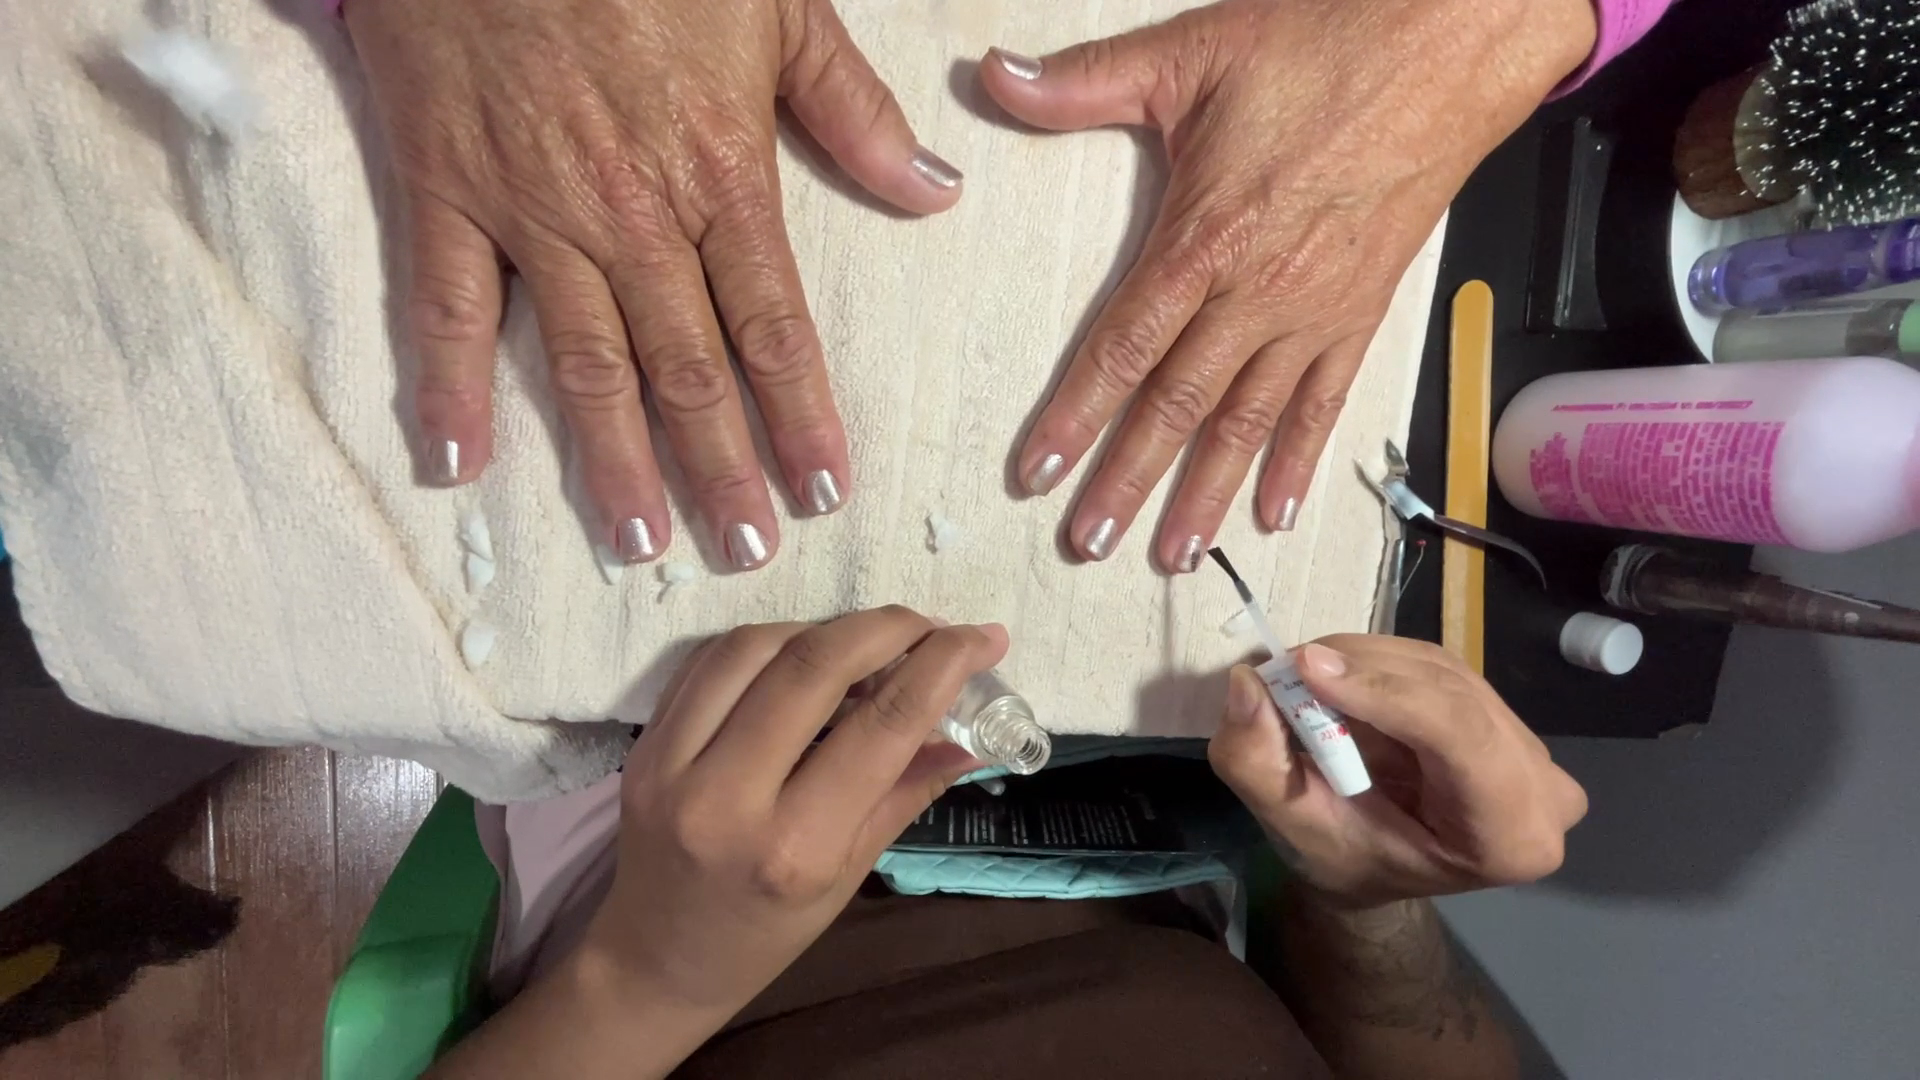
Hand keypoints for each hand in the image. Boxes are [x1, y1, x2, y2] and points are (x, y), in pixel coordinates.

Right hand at [347, 0, 963, 568]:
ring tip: (642, 543)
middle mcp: (635, 219)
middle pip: (692, 376)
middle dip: (725, 472)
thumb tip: (935, 193)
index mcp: (724, 181)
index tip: (824, 491)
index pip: (777, 333)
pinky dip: (447, 389)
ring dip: (616, 465)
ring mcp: (536, 212)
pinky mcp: (445, 189)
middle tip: (748, 552)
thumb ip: (858, 116)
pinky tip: (458, 466)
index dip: (803, 421)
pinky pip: (445, 308)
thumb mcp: (783, 7)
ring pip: (588, 367)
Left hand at [579, 608, 1003, 1018]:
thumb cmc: (767, 932)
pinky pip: (715, 656)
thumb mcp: (852, 872)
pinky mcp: (646, 739)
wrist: (652, 959)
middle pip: (817, 666)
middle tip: (931, 626)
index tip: (983, 638)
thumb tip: (973, 734)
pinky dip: (773, 637)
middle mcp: (728, 796)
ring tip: (870, 641)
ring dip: (829, 627)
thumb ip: (910, 789)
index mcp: (795, 847)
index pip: (883, 726)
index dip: (943, 665)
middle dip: (889, 627)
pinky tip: (805, 650)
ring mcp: (672, 761)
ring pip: (761, 645)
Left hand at [980, 0, 1595, 569]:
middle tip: (1090, 541)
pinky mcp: (1358, 320)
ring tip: (1173, 556)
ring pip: (1246, 426)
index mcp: (1202, 240)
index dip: (1075, 416)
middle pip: (1176, 407)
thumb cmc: (1322, 42)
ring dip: (1204, 496)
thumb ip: (1085, 84)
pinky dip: (1298, 464)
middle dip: (1128, 481)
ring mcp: (1310, 316)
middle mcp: (1254, 296)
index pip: (1121, 350)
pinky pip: (1322, 407)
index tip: (1038, 474)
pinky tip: (1275, 514)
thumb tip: (994, 77)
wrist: (1454, 35)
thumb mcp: (1190, 54)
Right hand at [1210, 634, 1586, 906]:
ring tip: (1303, 676)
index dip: (1382, 690)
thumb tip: (1247, 683)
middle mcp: (1544, 790)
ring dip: (1360, 659)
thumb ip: (1256, 761)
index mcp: (1510, 837)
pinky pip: (1433, 664)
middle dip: (1359, 668)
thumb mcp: (1289, 824)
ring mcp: (1528, 747)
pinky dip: (1373, 660)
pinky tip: (1337, 677)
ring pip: (1438, 668)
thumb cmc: (1341, 859)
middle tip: (1285, 668)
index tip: (1304, 666)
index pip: (1460, 735)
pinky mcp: (1498, 715)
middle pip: (1449, 692)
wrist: (1372, 866)